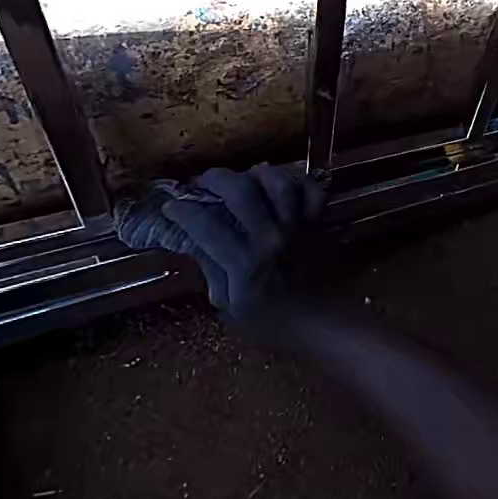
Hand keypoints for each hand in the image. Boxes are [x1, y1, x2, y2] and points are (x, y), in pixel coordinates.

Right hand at [115, 163, 324, 334]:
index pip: (207, 225)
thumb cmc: (275, 324)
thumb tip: (199, 245)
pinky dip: (300, 183)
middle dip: (217, 179)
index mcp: (245, 262)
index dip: (184, 211)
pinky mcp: (319, 224)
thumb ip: (216, 273)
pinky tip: (286, 184)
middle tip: (204, 181)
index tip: (173, 206)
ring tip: (244, 175)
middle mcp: (272, 236)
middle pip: (242, 192)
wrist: (324, 324)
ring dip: (258, 173)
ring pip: (280, 183)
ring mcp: (298, 226)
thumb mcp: (233, 308)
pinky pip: (313, 192)